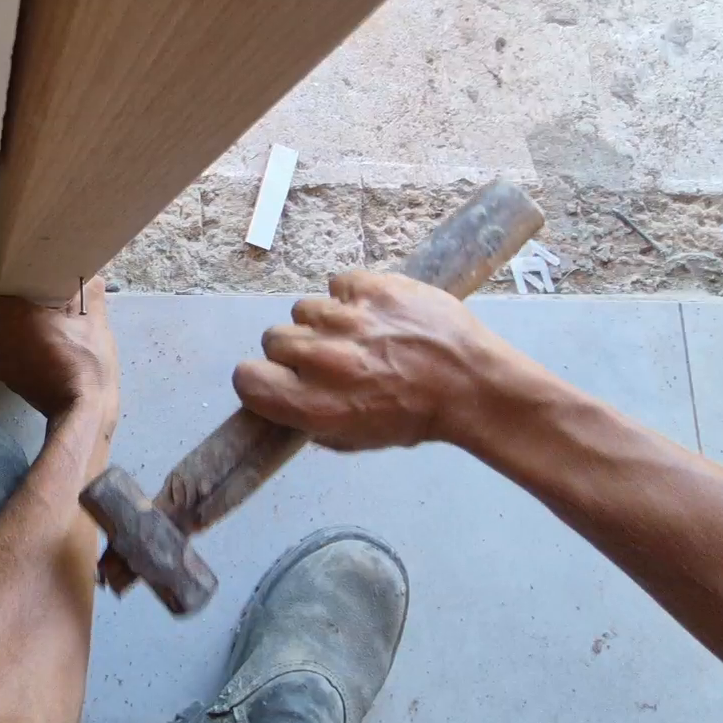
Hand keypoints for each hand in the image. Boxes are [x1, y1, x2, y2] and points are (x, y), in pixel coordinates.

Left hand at [0, 277, 119, 418]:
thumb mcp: (93, 318)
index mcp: (12, 316)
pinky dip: (17, 357)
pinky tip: (40, 356)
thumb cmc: (86, 357)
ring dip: (0, 337)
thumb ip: (89, 292)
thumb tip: (90, 277)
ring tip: (27, 332)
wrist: (84, 408)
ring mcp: (2, 366)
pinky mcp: (12, 385)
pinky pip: (6, 363)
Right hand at [232, 270, 544, 450]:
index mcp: (313, 404)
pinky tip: (376, 314)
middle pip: (273, 338)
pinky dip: (352, 297)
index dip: (258, 378)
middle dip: (296, 348)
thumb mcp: (350, 438)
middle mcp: (322, 359)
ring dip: (325, 322)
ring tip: (360, 333)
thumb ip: (303, 416)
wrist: (476, 386)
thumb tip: (277, 392)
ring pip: (305, 309)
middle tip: (329, 357)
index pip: (246, 377)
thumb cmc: (413, 419)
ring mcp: (347, 318)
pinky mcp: (371, 286)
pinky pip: (338, 284)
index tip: (278, 379)